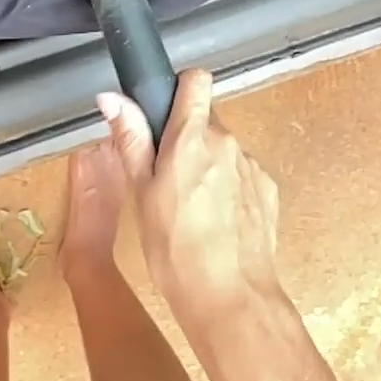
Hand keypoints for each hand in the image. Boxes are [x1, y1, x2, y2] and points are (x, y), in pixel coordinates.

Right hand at [97, 69, 282, 319]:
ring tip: (192, 212)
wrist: (231, 299)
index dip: (181, 89)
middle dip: (188, 140)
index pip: (196, 80)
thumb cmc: (175, 249)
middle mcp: (228, 141)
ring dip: (209, 167)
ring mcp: (251, 166)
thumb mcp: (142, 194)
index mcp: (192, 137)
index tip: (166, 112)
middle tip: (167, 180)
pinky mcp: (268, 191)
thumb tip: (112, 98)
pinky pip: (242, 176)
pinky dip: (229, 191)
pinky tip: (217, 225)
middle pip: (207, 121)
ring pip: (224, 151)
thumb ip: (131, 139)